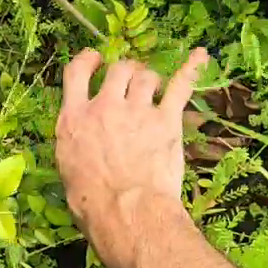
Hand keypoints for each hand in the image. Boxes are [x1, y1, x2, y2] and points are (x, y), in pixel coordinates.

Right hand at [54, 48, 208, 267]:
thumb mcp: (67, 168)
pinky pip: (180, 87)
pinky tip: (199, 56)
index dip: (88, 60)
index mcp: (74, 119)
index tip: (95, 59)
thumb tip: (80, 144)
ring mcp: (137, 111)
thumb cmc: (89, 201)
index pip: (76, 73)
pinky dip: (191, 69)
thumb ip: (74, 144)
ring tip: (152, 86)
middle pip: (117, 70)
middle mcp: (104, 107)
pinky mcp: (166, 121)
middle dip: (125, 71)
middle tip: (129, 79)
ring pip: (146, 76)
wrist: (125, 211)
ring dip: (149, 78)